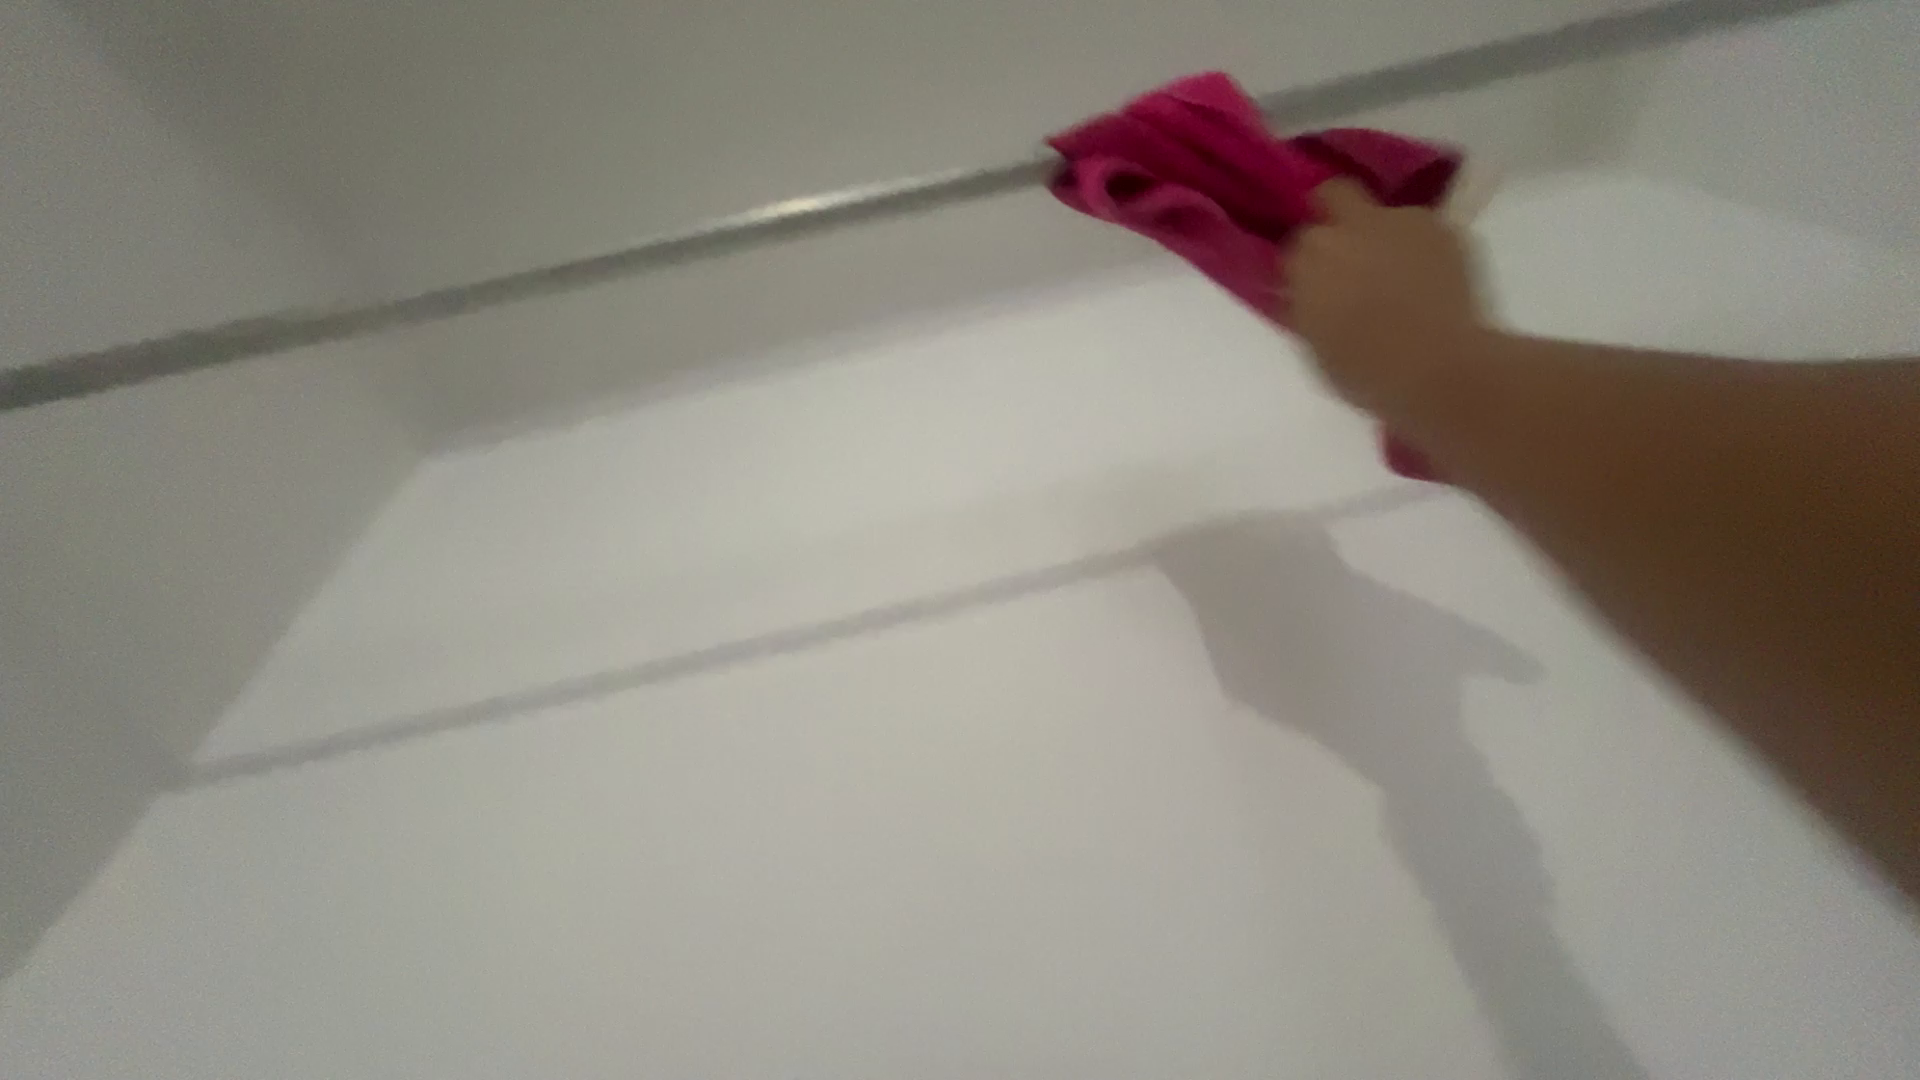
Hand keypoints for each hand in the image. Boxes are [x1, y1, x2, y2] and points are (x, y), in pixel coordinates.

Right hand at [1285, 178, 1490, 419]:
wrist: (1436, 367)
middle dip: (1334, 212)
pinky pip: (1422, 229)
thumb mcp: (1312, 342)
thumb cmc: (1361, 369)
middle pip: (1334, 194)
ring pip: (1384, 213)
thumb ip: (1304, 306)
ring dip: (1381, 234)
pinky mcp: (1445, 228)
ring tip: (1393, 272)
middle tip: (1343, 249)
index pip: (1295, 244)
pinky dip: (1418, 246)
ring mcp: (1402, 221)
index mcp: (1307, 259)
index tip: (1310, 282)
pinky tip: (1424, 278)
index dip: (1304, 262)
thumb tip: (1302, 292)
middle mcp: (1350, 227)